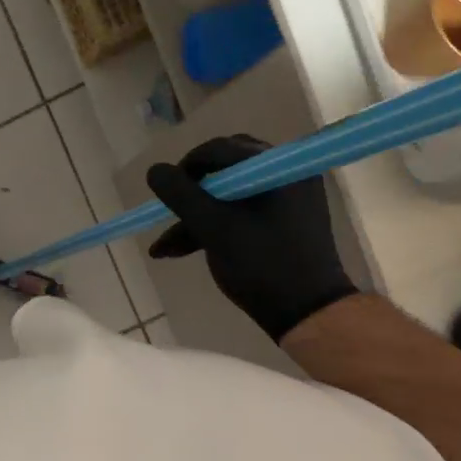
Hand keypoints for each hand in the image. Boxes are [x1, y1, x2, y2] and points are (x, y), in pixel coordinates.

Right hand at [145, 135, 355, 341]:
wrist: (306, 310)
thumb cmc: (261, 266)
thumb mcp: (215, 229)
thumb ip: (182, 197)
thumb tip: (154, 171)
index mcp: (277, 166)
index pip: (220, 149)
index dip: (185, 169)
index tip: (163, 194)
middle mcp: (285, 173)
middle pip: (224, 171)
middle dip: (190, 196)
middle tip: (166, 215)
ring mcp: (285, 198)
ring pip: (228, 198)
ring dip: (194, 219)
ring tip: (164, 248)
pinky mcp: (282, 222)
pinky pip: (241, 214)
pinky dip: (213, 229)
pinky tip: (182, 250)